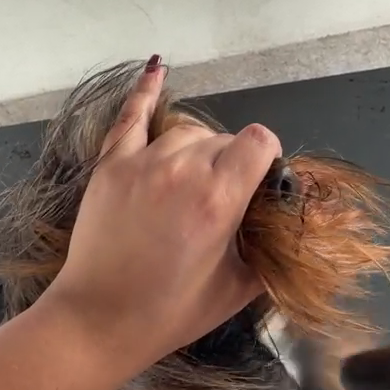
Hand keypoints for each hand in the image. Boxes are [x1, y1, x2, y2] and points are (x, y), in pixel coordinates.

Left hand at [41, 59, 282, 367]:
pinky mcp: (111, 164)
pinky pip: (132, 116)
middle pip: (225, 139)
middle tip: (221, 200)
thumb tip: (290, 222)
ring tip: (192, 182)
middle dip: (233, 162)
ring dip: (199, 148)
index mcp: (218, 199)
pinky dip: (146, 91)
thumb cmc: (171, 313)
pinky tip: (159, 69)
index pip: (260, 142)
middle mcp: (182, 170)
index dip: (266, 160)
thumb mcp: (238, 289)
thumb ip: (271, 248)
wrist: (99, 321)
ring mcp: (142, 162)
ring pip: (188, 131)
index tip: (259, 184)